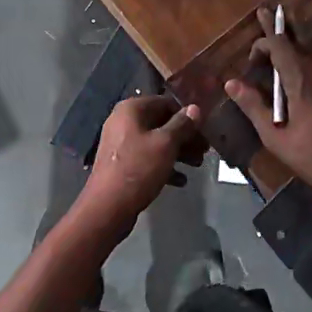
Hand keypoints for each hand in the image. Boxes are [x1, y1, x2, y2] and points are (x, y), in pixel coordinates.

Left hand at [80, 97, 204, 225]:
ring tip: (197, 164)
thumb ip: (182, 124)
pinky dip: (164, 166)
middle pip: (161, 123)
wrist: (107, 208)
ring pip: (156, 142)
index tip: (204, 129)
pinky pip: (148, 159)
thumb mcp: (166, 144)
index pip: (166, 103)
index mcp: (131, 109)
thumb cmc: (138, 168)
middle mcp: (124, 121)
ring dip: (178, 152)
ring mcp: (121, 144)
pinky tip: (181, 180)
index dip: (187, 115)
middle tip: (204, 150)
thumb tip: (195, 108)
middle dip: (184, 137)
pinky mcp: (122, 164)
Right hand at [226, 8, 311, 198]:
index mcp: (299, 81)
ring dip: (299, 32)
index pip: (278, 47)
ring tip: (291, 15)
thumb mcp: (274, 136)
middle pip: (296, 41)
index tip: (250, 59)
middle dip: (279, 27)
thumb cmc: (310, 155)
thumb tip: (231, 83)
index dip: (263, 43)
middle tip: (266, 10)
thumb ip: (253, 107)